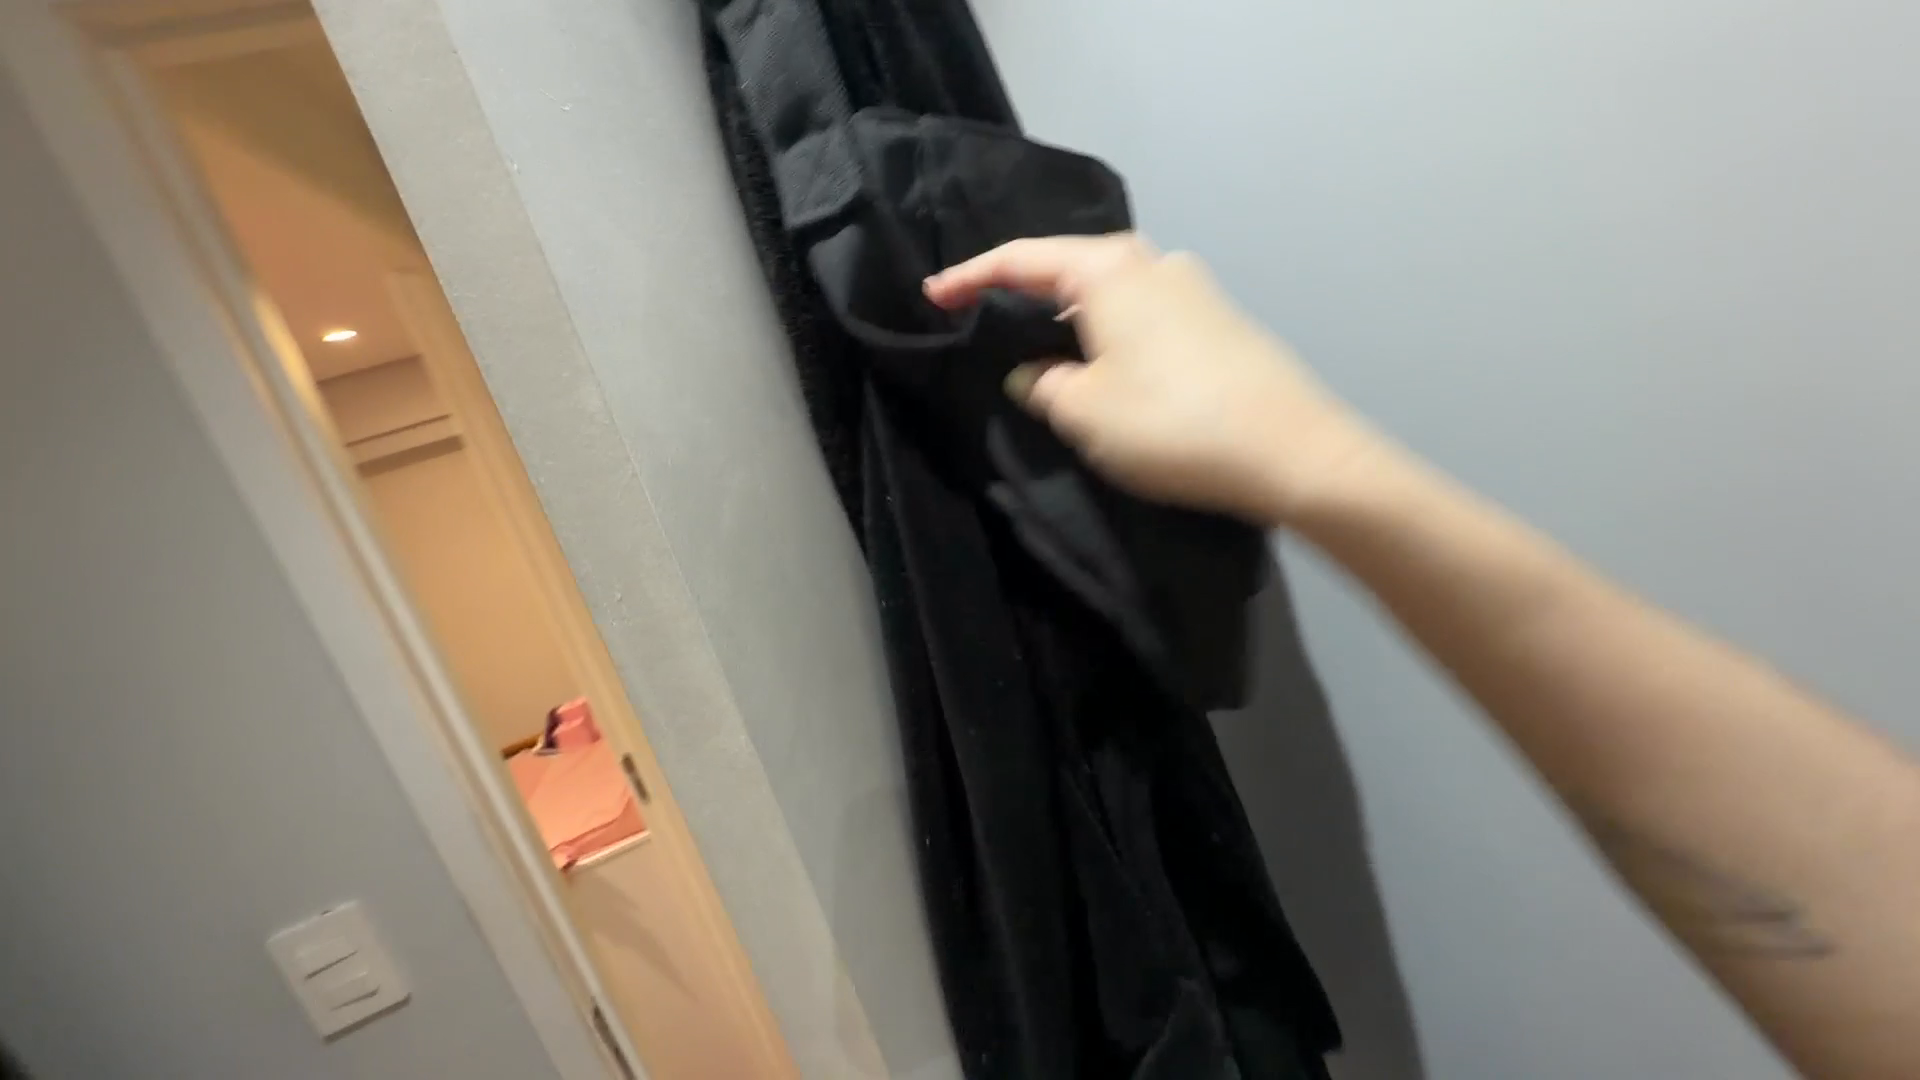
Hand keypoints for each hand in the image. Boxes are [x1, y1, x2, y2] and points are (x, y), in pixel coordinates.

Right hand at [924, 234, 1376, 526]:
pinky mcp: (1217, 321)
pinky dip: (1106, 332)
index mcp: (1109, 269)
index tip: (932, 297)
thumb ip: (1043, 385)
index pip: (1020, 260)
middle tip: (982, 319)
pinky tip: (1101, 363)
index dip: (969, 278)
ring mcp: (1192, 288)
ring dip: (1067, 316)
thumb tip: (1034, 373)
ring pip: (1107, 293)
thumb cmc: (1172, 423)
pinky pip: (1140, 316)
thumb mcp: (1084, 410)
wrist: (1292, 451)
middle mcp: (1152, 262)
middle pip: (1068, 267)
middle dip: (1021, 292)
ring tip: (1037, 347)